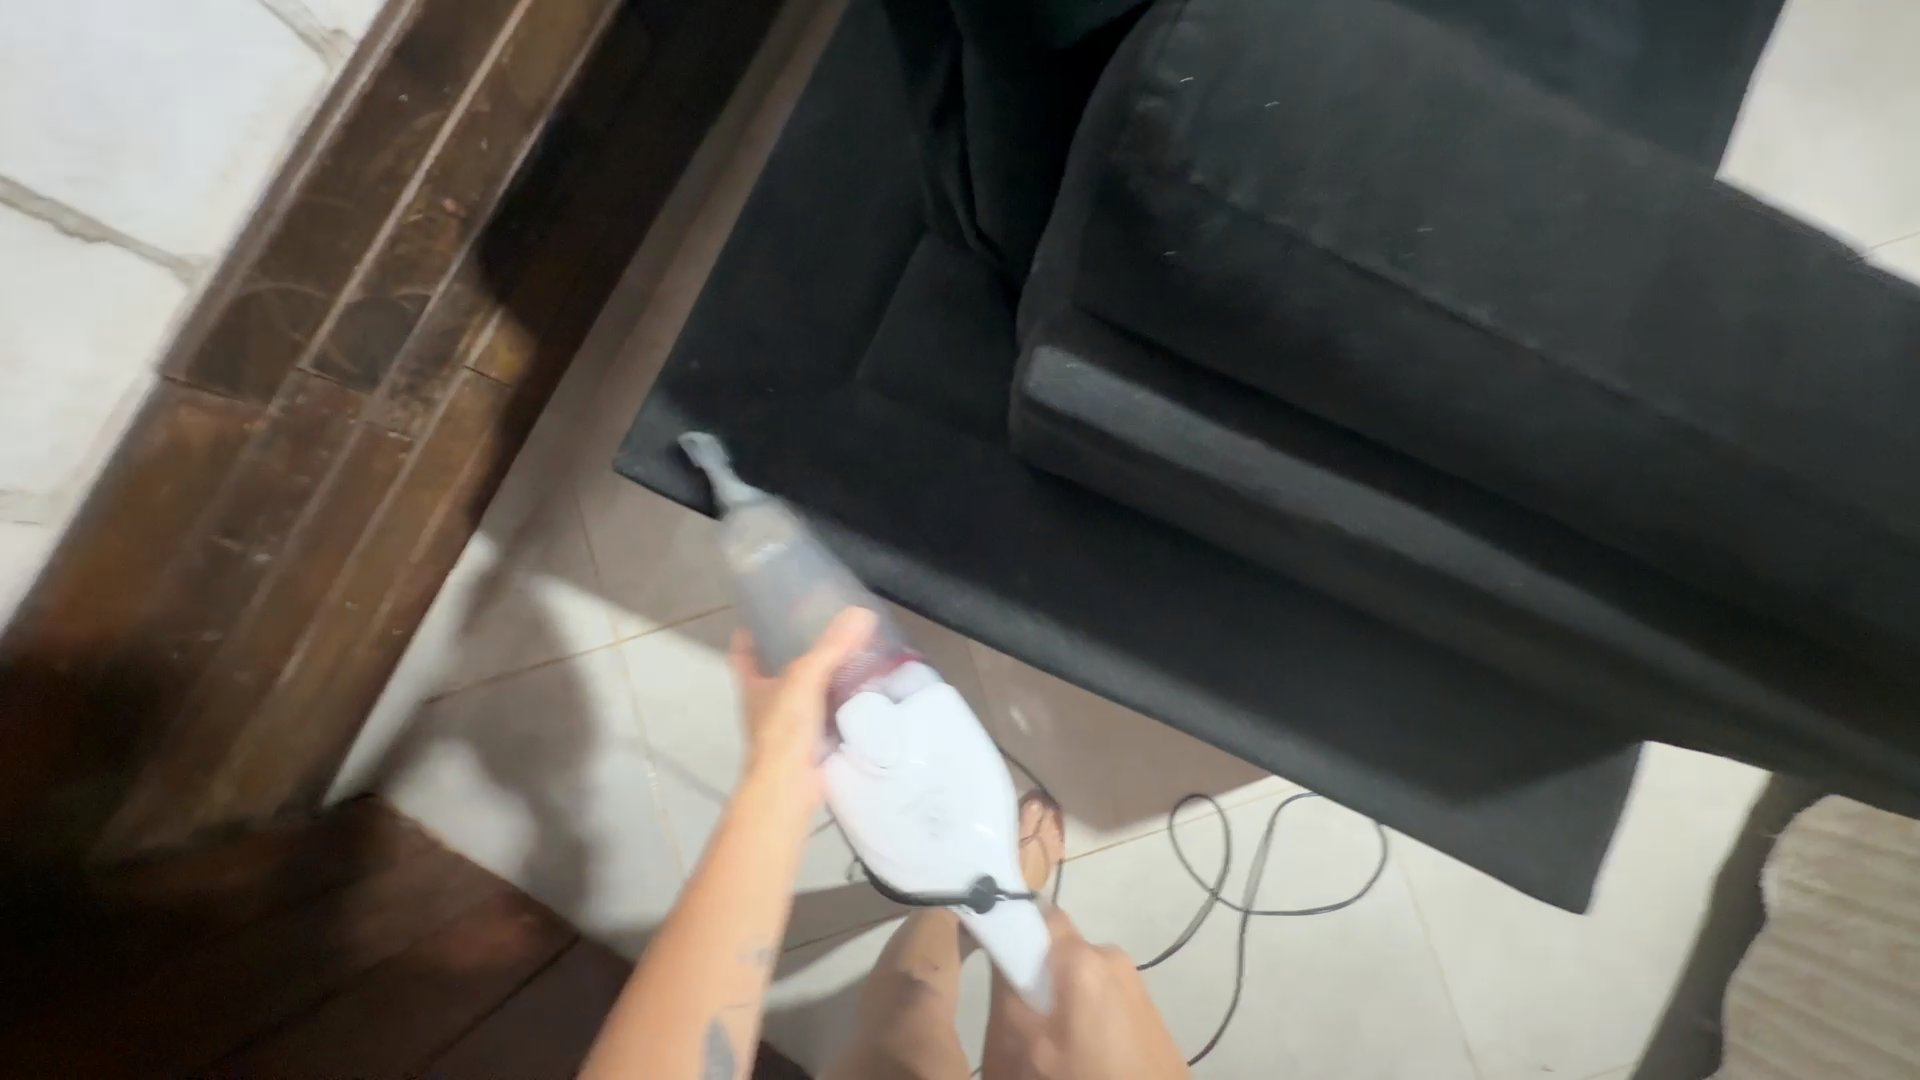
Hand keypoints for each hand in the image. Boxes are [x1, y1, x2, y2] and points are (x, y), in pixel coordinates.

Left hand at [729, 607, 878, 796]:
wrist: (789, 787)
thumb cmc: (784, 729)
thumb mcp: (805, 679)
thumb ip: (831, 647)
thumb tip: (860, 612)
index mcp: (754, 687)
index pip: (743, 655)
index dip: (748, 635)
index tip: (757, 617)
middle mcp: (766, 706)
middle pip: (776, 673)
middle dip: (794, 655)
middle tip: (819, 632)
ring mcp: (787, 729)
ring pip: (803, 696)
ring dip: (821, 681)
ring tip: (848, 658)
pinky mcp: (810, 746)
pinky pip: (826, 717)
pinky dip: (840, 706)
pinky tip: (861, 695)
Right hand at [1005, 907, 1190, 1078]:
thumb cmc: (1092, 1074)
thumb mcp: (1039, 1050)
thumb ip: (1015, 1004)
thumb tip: (1005, 969)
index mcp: (1083, 959)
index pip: (1047, 916)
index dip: (1026, 931)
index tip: (1013, 960)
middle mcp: (1111, 956)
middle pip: (1067, 948)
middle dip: (1049, 973)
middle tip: (1037, 1011)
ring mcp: (1135, 978)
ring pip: (1088, 970)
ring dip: (1073, 991)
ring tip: (1066, 1033)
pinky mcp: (1148, 1001)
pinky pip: (1109, 988)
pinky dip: (1096, 1005)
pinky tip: (1093, 1041)